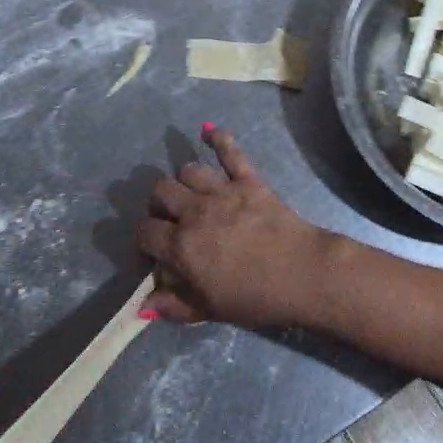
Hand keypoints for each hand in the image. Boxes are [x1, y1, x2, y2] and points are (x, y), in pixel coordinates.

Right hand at [135, 125, 340, 328]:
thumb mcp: (209, 311)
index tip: (153, 250)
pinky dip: (218, 138)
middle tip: (170, 219)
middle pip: (160, 192)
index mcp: (180, 246)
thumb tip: (143, 306)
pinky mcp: (248, 180)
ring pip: (188, 171)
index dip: (144, 241)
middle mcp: (194, 212)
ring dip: (184, 182)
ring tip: (191, 194)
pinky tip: (207, 131)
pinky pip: (229, 152)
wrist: (300, 274)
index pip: (145, 232)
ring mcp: (222, 191)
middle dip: (158, 205)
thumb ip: (173, 306)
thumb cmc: (254, 298)